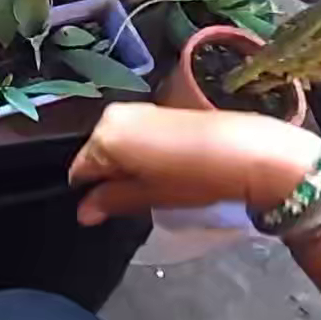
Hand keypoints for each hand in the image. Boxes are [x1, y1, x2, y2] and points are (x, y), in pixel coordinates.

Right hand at [69, 103, 320, 224]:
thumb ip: (110, 201)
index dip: (90, 193)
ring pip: (114, 141)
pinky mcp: (154, 107)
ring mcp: (134, 108)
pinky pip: (131, 131)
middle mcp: (112, 116)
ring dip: (123, 162)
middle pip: (96, 152)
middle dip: (107, 174)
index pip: (79, 170)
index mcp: (104, 137)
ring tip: (150, 182)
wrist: (241, 150)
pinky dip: (137, 149)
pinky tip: (161, 164)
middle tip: (133, 195)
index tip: (106, 208)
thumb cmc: (190, 178)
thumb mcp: (148, 195)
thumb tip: (83, 212)